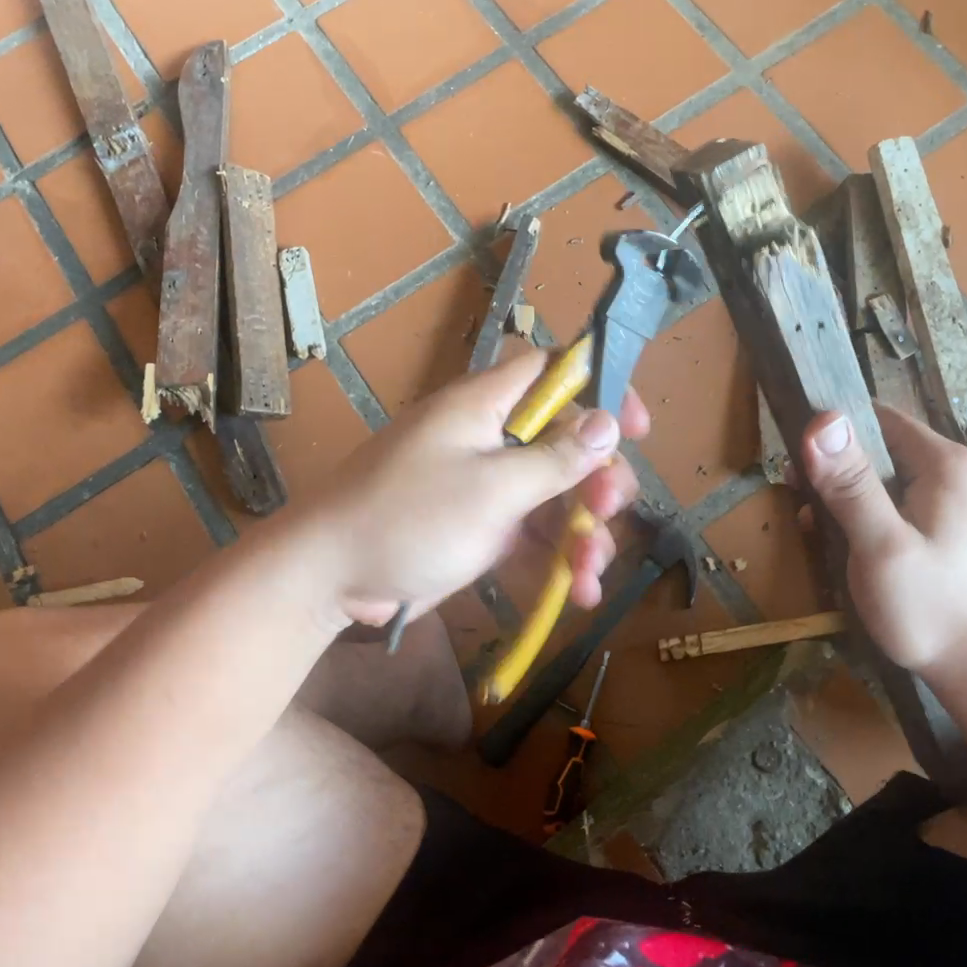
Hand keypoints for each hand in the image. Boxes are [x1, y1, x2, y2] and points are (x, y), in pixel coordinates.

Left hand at [305, 351, 648, 627]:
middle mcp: (490, 439)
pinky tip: (579, 592)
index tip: (636, 427)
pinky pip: (533, 535)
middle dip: (597, 480)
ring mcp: (486, 487)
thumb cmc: (409, 518)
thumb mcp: (492, 489)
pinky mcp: (482, 530)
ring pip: (556, 497)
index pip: (554, 374)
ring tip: (591, 574)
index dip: (600, 390)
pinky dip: (557, 559)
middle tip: (608, 512)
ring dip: (582, 533)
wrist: (330, 575)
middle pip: (566, 444)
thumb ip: (554, 459)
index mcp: (486, 406)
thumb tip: (608, 422)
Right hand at [801, 406, 966, 682]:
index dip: (831, 435)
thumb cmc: (932, 609)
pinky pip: (902, 512)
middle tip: (805, 512)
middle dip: (836, 475)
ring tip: (822, 538)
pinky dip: (871, 524)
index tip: (797, 467)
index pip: (876, 418)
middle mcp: (959, 475)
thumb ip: (850, 483)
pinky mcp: (956, 536)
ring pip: (888, 484)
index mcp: (945, 464)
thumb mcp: (881, 546)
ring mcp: (960, 507)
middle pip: (880, 451)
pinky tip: (853, 554)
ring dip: (849, 504)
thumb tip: (821, 418)